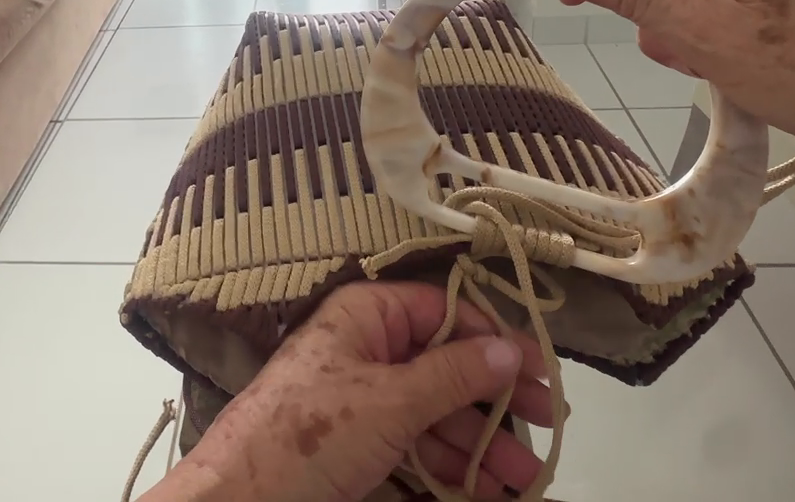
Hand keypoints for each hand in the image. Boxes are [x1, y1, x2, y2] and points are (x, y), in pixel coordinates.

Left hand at [154, 282, 554, 501]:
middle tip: (549, 423)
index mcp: (366, 315)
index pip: (440, 311)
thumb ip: (451, 375)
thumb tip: (509, 349)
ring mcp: (367, 400)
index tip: (540, 367)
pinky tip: (490, 489)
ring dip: (483, 443)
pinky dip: (454, 467)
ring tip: (527, 477)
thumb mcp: (389, 399)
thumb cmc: (311, 430)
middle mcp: (369, 349)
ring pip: (437, 412)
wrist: (245, 500)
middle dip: (495, 398)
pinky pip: (419, 446)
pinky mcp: (363, 445)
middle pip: (445, 365)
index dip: (491, 336)